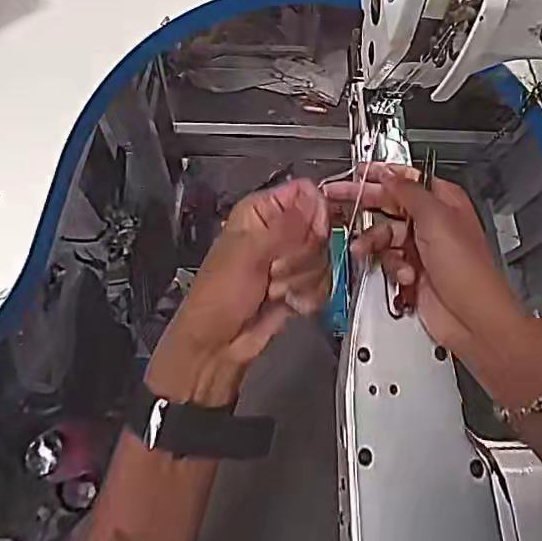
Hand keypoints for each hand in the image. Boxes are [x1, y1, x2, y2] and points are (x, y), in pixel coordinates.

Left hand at [146, 179, 330, 407]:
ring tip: (272, 290)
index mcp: (260, 212)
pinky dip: (307, 297)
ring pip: (325, 258)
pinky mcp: (302, 284)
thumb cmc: (218, 297)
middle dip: (302, 256)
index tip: (310, 233)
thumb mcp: (248, 253)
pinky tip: (284, 302)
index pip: (305, 193)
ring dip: (301, 280)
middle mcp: (279, 231)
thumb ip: (286, 225)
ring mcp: (292, 259)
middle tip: (274, 269)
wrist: (216, 347)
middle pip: (320, 228)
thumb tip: (315, 199)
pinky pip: (325, 282)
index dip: (315, 212)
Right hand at [326, 165, 541, 411]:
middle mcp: (433, 221)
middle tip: (338, 197)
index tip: (358, 171)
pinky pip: (389, 260)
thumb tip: (388, 173)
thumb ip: (407, 191)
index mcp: (443, 201)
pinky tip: (405, 276)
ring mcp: (422, 247)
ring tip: (366, 249)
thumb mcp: (434, 218)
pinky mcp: (414, 271)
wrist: (473, 318)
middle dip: (365, 203)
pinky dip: (393, 267)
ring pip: (384, 235)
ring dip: (376, 242)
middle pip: (390, 204)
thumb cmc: (467, 268)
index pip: (406, 179)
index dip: (381, 175)